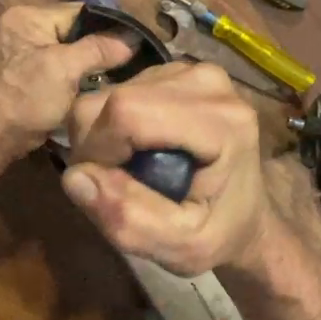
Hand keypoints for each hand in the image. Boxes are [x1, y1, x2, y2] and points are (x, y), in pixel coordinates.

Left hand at [0, 4, 134, 157]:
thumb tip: (132, 39)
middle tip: (127, 65)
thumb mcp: (65, 70)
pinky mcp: (19, 74)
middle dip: (97, 49)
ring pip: (65, 52)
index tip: (134, 46)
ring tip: (113, 78)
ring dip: (86, 66)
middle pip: (72, 32)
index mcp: (25, 17)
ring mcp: (17, 52)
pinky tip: (88, 89)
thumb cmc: (25, 101)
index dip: (107, 28)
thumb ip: (99, 49)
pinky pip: (54, 68)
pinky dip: (71, 77)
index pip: (78, 12)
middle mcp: (18, 28)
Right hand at [60, 62, 272, 275]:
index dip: (99, 151)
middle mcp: (209, 83)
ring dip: (102, 137)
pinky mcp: (175, 72)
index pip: (129, 113)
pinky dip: (113, 126)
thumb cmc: (220, 234)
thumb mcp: (181, 247)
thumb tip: (74, 178)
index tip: (103, 189)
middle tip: (111, 185)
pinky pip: (118, 90)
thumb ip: (130, 218)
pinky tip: (136, 152)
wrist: (246, 217)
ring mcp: (192, 72)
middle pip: (114, 98)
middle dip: (95, 145)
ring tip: (128, 172)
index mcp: (222, 122)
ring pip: (110, 92)